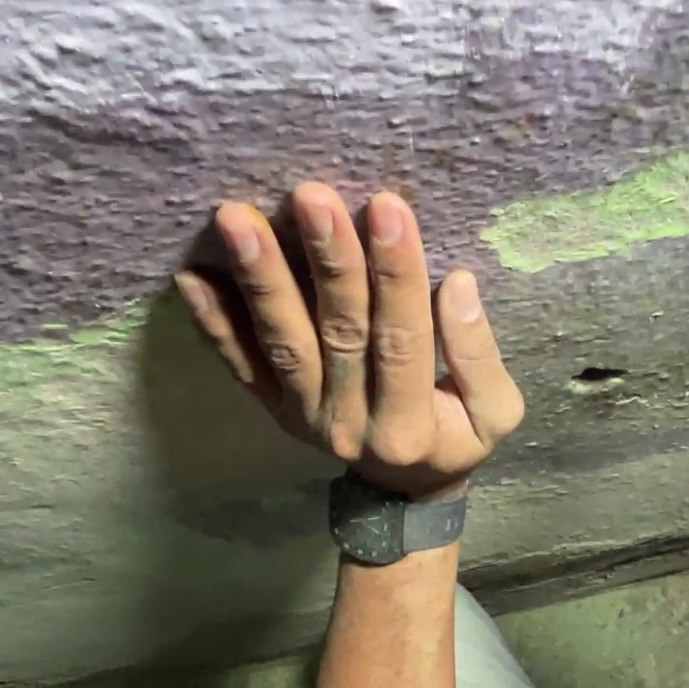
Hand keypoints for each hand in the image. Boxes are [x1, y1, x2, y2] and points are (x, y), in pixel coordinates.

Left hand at [174, 184, 524, 499]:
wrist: (403, 490)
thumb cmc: (456, 440)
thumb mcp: (495, 414)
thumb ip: (480, 355)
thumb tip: (458, 283)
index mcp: (408, 426)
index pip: (403, 341)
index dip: (397, 276)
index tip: (389, 208)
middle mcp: (349, 423)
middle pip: (340, 334)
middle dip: (329, 263)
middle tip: (312, 197)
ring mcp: (304, 416)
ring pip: (284, 344)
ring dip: (262, 280)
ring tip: (238, 220)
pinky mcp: (275, 408)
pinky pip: (242, 366)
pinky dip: (214, 323)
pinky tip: (192, 277)